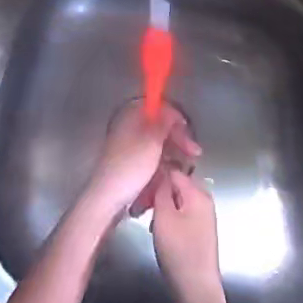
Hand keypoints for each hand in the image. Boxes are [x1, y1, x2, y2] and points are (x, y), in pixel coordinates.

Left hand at [85, 101, 200, 215]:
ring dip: (173, 151)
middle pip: (159, 125)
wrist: (108, 196)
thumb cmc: (131, 165)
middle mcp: (130, 125)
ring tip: (187, 165)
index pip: (158, 107)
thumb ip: (164, 122)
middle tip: (194, 152)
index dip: (174, 116)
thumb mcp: (152, 140)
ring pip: (157, 142)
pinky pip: (151, 155)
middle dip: (178, 137)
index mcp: (132, 114)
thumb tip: (172, 110)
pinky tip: (173, 172)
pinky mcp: (130, 161)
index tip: (187, 130)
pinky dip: (163, 161)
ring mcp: (129, 144)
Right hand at [150, 168, 223, 302]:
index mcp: (198, 193)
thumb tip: (161, 172)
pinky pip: (181, 216)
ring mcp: (203, 218)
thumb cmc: (179, 252)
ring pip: (177, 201)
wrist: (197, 293)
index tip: (139, 189)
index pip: (173, 171)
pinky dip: (168, 220)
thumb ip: (161, 190)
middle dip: (157, 193)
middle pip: (176, 185)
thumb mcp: (164, 217)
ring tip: (148, 221)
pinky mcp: (199, 234)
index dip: (155, 177)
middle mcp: (204, 202)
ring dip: (161, 208)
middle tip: (141, 207)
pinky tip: (159, 233)